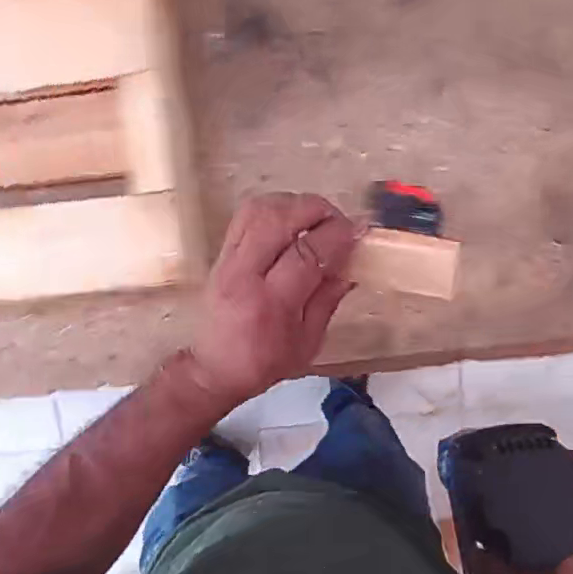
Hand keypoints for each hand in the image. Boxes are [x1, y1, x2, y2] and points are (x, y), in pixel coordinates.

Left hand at [183, 192, 357, 407]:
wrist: (214, 369)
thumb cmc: (264, 362)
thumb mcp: (308, 342)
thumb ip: (328, 299)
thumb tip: (350, 263)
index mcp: (271, 305)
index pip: (306, 254)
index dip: (337, 235)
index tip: (358, 231)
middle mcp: (245, 276)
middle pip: (278, 219)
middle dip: (316, 210)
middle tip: (337, 221)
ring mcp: (227, 262)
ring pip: (258, 210)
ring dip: (292, 204)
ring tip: (314, 219)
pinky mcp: (220, 255)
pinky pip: (245, 217)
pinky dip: (272, 210)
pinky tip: (289, 222)